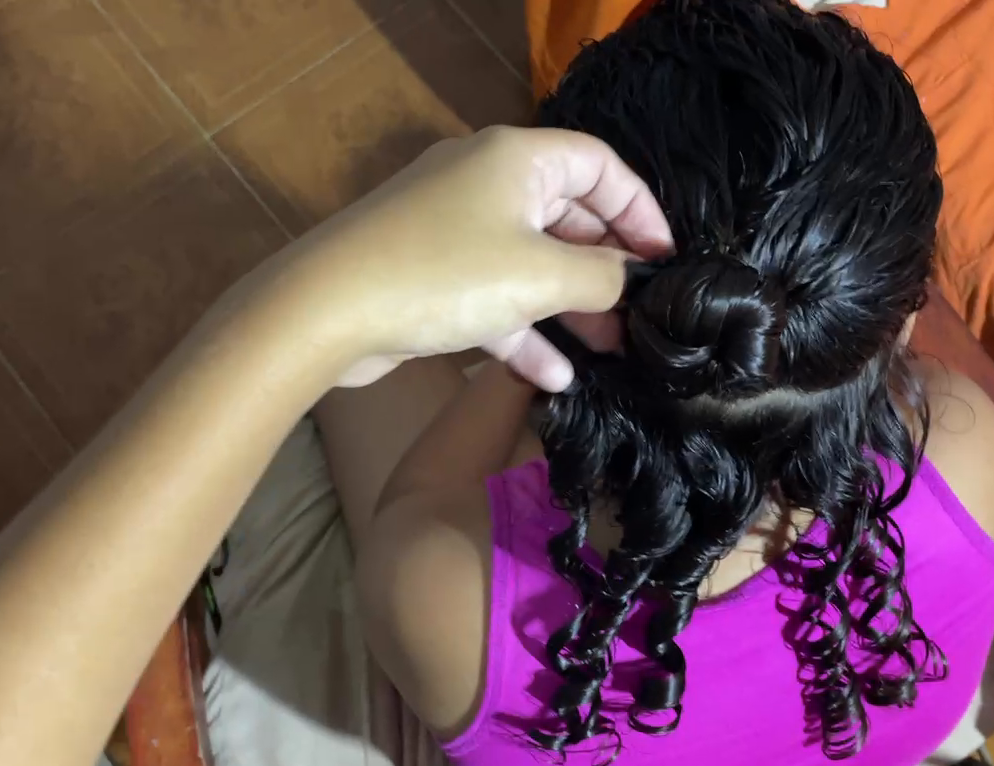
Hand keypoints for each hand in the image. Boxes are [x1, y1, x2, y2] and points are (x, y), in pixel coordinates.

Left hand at [276, 125, 672, 390]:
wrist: (329, 310)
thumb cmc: (445, 275)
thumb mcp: (540, 276)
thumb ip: (599, 276)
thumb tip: (629, 278)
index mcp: (517, 160)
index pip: (600, 167)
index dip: (640, 211)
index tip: (665, 259)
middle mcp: (487, 185)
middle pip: (567, 220)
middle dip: (606, 272)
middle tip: (639, 317)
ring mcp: (457, 232)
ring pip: (532, 266)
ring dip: (570, 310)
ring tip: (610, 352)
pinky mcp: (435, 278)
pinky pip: (495, 299)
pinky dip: (524, 333)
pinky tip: (554, 378)